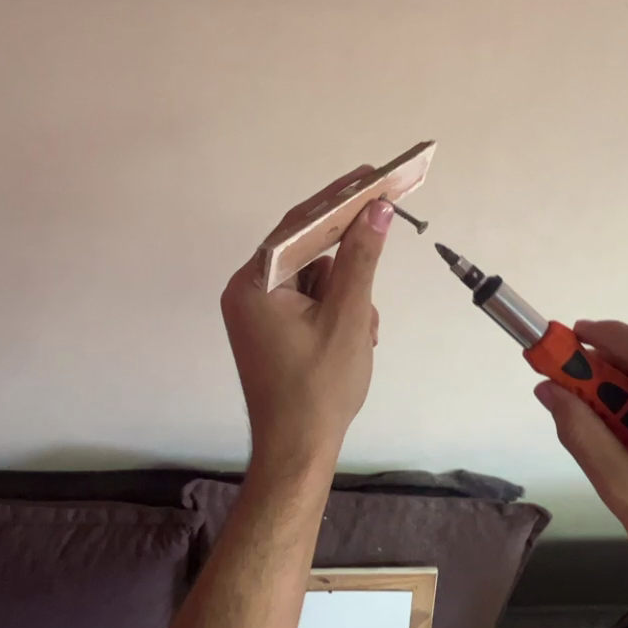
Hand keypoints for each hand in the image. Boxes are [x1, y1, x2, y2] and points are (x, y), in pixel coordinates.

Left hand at [221, 168, 393, 473]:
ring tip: (363, 332)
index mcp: (254, 284)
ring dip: (347, 296)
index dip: (338, 199)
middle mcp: (249, 291)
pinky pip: (310, 301)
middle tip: (378, 252)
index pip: (299, 226)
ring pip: (316, 278)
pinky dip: (337, 312)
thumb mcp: (349, 318)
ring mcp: (259, 312)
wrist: (297, 452)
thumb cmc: (319, 389)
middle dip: (348, 267)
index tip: (371, 175)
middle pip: (308, 252)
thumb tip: (377, 208)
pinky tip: (354, 339)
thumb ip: (362, 259)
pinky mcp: (272, 328)